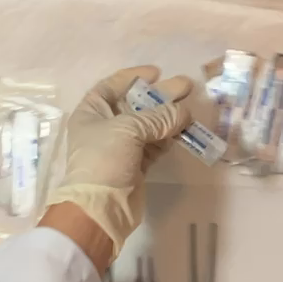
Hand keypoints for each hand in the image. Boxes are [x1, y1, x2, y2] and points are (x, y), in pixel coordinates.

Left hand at [44, 66, 194, 259]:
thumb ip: (158, 117)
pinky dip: (167, 139)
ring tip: (190, 110)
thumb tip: (184, 113)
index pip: (112, 86)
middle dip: (160, 96)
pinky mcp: (135, 166)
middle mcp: (104, 127)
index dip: (134, 77)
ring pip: (148, 127)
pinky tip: (182, 131)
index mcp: (92, 112)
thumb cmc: (104, 159)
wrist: (100, 208)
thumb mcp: (128, 129)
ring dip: (168, 118)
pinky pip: (153, 146)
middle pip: (135, 105)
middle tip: (186, 86)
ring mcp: (120, 148)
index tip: (157, 73)